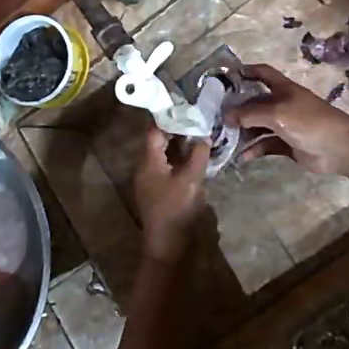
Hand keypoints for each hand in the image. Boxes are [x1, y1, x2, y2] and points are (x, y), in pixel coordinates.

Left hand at [131, 124, 210, 263]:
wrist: (168, 245)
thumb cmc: (177, 208)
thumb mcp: (192, 178)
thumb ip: (198, 153)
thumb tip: (203, 135)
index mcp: (148, 161)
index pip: (155, 130)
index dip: (168, 116)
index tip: (185, 104)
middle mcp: (145, 168)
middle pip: (159, 142)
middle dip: (177, 129)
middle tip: (198, 117)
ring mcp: (151, 181)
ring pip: (165, 155)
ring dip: (181, 145)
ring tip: (201, 134)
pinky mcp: (160, 192)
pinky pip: (169, 167)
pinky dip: (181, 159)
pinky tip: (197, 158)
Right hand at [227, 64, 348, 178]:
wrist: (341, 148)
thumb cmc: (310, 122)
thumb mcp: (278, 113)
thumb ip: (251, 113)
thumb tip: (226, 115)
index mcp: (283, 88)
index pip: (262, 73)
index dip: (246, 71)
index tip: (224, 77)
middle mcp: (282, 104)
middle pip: (255, 102)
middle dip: (236, 108)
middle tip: (213, 118)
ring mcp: (285, 124)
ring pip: (257, 126)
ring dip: (242, 132)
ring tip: (222, 140)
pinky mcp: (287, 144)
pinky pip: (265, 145)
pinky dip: (253, 150)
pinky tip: (240, 157)